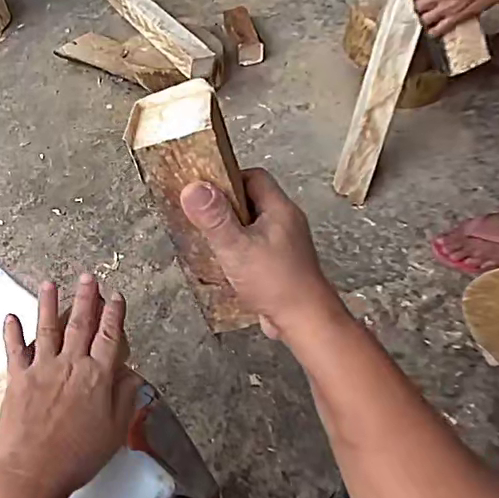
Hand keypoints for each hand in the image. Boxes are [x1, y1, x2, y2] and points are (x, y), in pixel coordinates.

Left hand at [0, 274, 138, 497]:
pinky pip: (14, 351)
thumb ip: (125, 397)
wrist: (31, 473)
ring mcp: (41, 370)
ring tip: (50, 283)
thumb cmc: (77, 456)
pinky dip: (12, 333)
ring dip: (49, 303)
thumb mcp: (115, 429)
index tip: (116, 297)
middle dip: (86, 298)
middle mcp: (71, 365)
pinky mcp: (17, 380)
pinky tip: (10, 317)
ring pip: (47, 328)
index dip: (114, 314)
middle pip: (80, 324)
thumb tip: (132, 373)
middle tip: (88, 277)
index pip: (109, 336)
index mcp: (98, 376)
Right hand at [179, 170, 341, 340]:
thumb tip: (194, 188)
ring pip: (254, 225)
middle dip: (227, 207)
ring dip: (233, 231)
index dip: (228, 179)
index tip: (206, 191)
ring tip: (213, 242)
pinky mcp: (282, 262)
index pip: (254, 176)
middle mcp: (287, 221)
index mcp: (280, 209)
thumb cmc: (277, 284)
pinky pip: (258, 246)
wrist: (304, 320)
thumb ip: (214, 218)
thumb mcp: (237, 247)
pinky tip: (228, 264)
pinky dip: (242, 250)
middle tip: (205, 218)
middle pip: (252, 200)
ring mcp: (286, 242)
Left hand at [412, 0, 498, 36]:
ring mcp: (451, 7)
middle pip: (419, 5)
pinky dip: (434, 30)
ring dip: (424, 18)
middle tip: (421, 3)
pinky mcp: (459, 17)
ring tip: (426, 16)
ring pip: (426, 18)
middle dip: (418, 4)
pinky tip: (432, 30)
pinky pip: (441, 28)